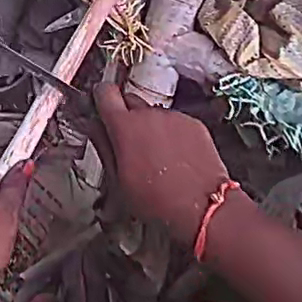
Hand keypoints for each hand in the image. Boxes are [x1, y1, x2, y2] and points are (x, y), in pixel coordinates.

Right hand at [96, 84, 229, 242]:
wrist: (206, 209)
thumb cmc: (158, 200)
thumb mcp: (118, 180)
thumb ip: (103, 146)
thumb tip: (95, 128)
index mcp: (123, 125)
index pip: (105, 92)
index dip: (102, 97)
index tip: (103, 106)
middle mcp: (148, 114)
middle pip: (130, 101)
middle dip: (127, 116)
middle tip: (131, 142)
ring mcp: (173, 117)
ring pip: (154, 114)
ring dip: (152, 127)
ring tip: (160, 157)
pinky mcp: (194, 124)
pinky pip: (176, 122)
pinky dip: (174, 134)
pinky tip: (178, 158)